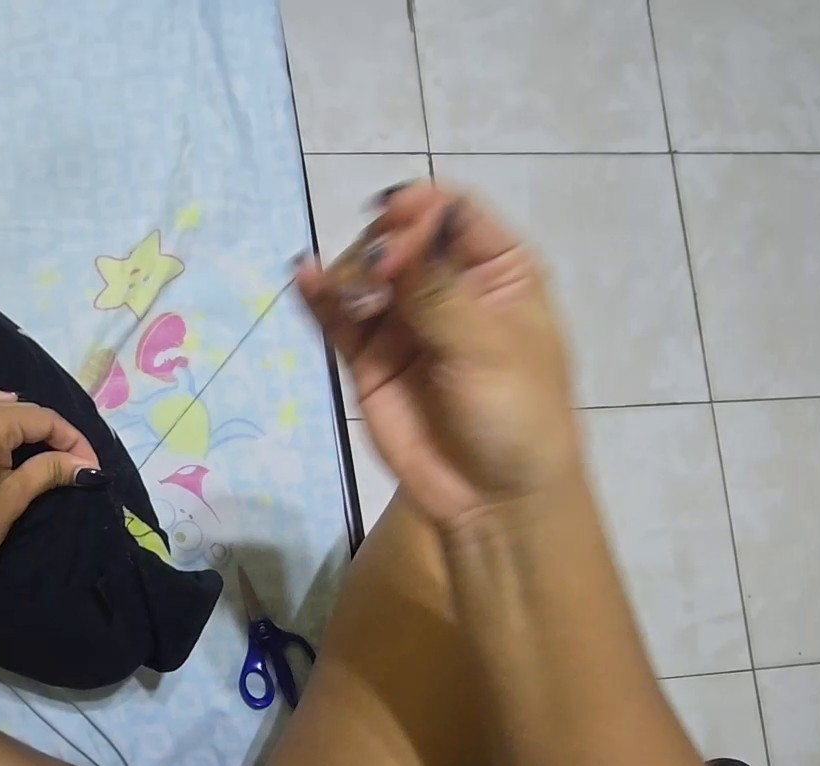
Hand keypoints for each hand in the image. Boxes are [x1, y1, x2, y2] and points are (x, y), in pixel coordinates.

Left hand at [0, 388, 100, 585]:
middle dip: (53, 435)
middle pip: (23, 410)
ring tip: (47, 451)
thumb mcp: (11, 498)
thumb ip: (49, 471)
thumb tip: (86, 466)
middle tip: (76, 464)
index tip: (92, 467)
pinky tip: (7, 434)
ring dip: (26, 425)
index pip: (44, 419)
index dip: (73, 441)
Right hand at [297, 184, 580, 531]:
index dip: (418, 216)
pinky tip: (304, 278)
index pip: (450, 214)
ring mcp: (404, 325)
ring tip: (352, 300)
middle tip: (376, 285)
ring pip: (364, 277)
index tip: (396, 248)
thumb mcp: (489, 349)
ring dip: (349, 276)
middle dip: (378, 250)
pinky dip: (321, 299)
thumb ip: (437, 293)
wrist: (491, 497)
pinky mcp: (370, 361)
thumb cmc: (514, 416)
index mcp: (496, 271)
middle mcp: (446, 287)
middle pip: (398, 240)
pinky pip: (340, 321)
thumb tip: (387, 243)